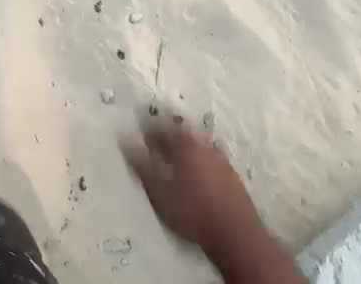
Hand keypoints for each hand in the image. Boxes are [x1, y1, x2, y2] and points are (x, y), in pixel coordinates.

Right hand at [124, 120, 302, 283]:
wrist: (236, 234)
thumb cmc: (192, 212)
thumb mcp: (160, 191)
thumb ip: (142, 165)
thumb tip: (124, 140)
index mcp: (184, 144)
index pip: (160, 126)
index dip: (147, 127)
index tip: (137, 131)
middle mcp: (202, 145)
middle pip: (181, 132)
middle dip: (167, 134)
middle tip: (154, 142)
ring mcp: (220, 158)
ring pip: (196, 144)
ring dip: (183, 146)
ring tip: (173, 158)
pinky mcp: (231, 174)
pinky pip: (209, 157)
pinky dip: (198, 159)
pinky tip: (195, 173)